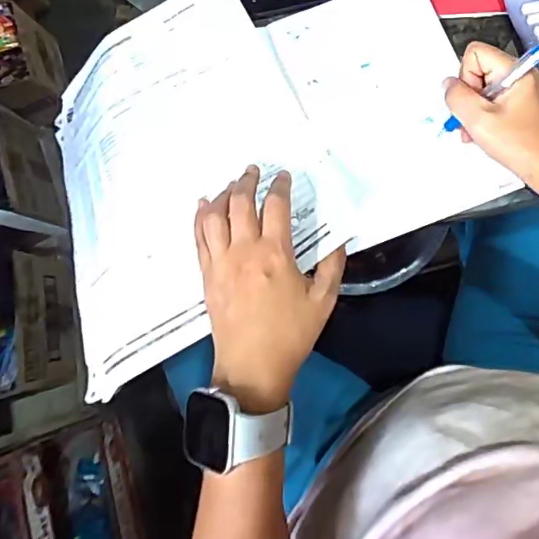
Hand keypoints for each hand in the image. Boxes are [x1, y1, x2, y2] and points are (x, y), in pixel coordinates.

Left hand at [193, 166, 345, 413]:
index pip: (275, 206)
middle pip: (240, 203)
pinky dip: (200, 217)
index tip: (284, 176)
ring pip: (214, 217)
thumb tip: (339, 240)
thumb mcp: (324, 300)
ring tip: (232, 184)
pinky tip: (205, 206)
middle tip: (254, 170)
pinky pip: (199, 238)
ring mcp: (221, 263)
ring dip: (223, 194)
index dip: (280, 186)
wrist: (252, 368)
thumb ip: (333, 266)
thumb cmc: (291, 335)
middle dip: (247, 181)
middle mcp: (244, 251)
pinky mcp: (207, 276)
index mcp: (275, 254)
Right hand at [443, 42, 538, 186]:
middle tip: (473, 118)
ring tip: (476, 131)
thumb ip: (456, 96)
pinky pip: (490, 102)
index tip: (474, 101)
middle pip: (477, 70)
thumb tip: (449, 85)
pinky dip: (481, 116)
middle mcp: (519, 76)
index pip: (476, 53)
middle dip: (468, 96)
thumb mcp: (477, 119)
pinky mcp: (517, 105)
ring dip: (472, 110)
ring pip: (481, 89)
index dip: (466, 76)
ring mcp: (519, 91)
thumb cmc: (523, 146)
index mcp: (516, 71)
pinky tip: (481, 134)